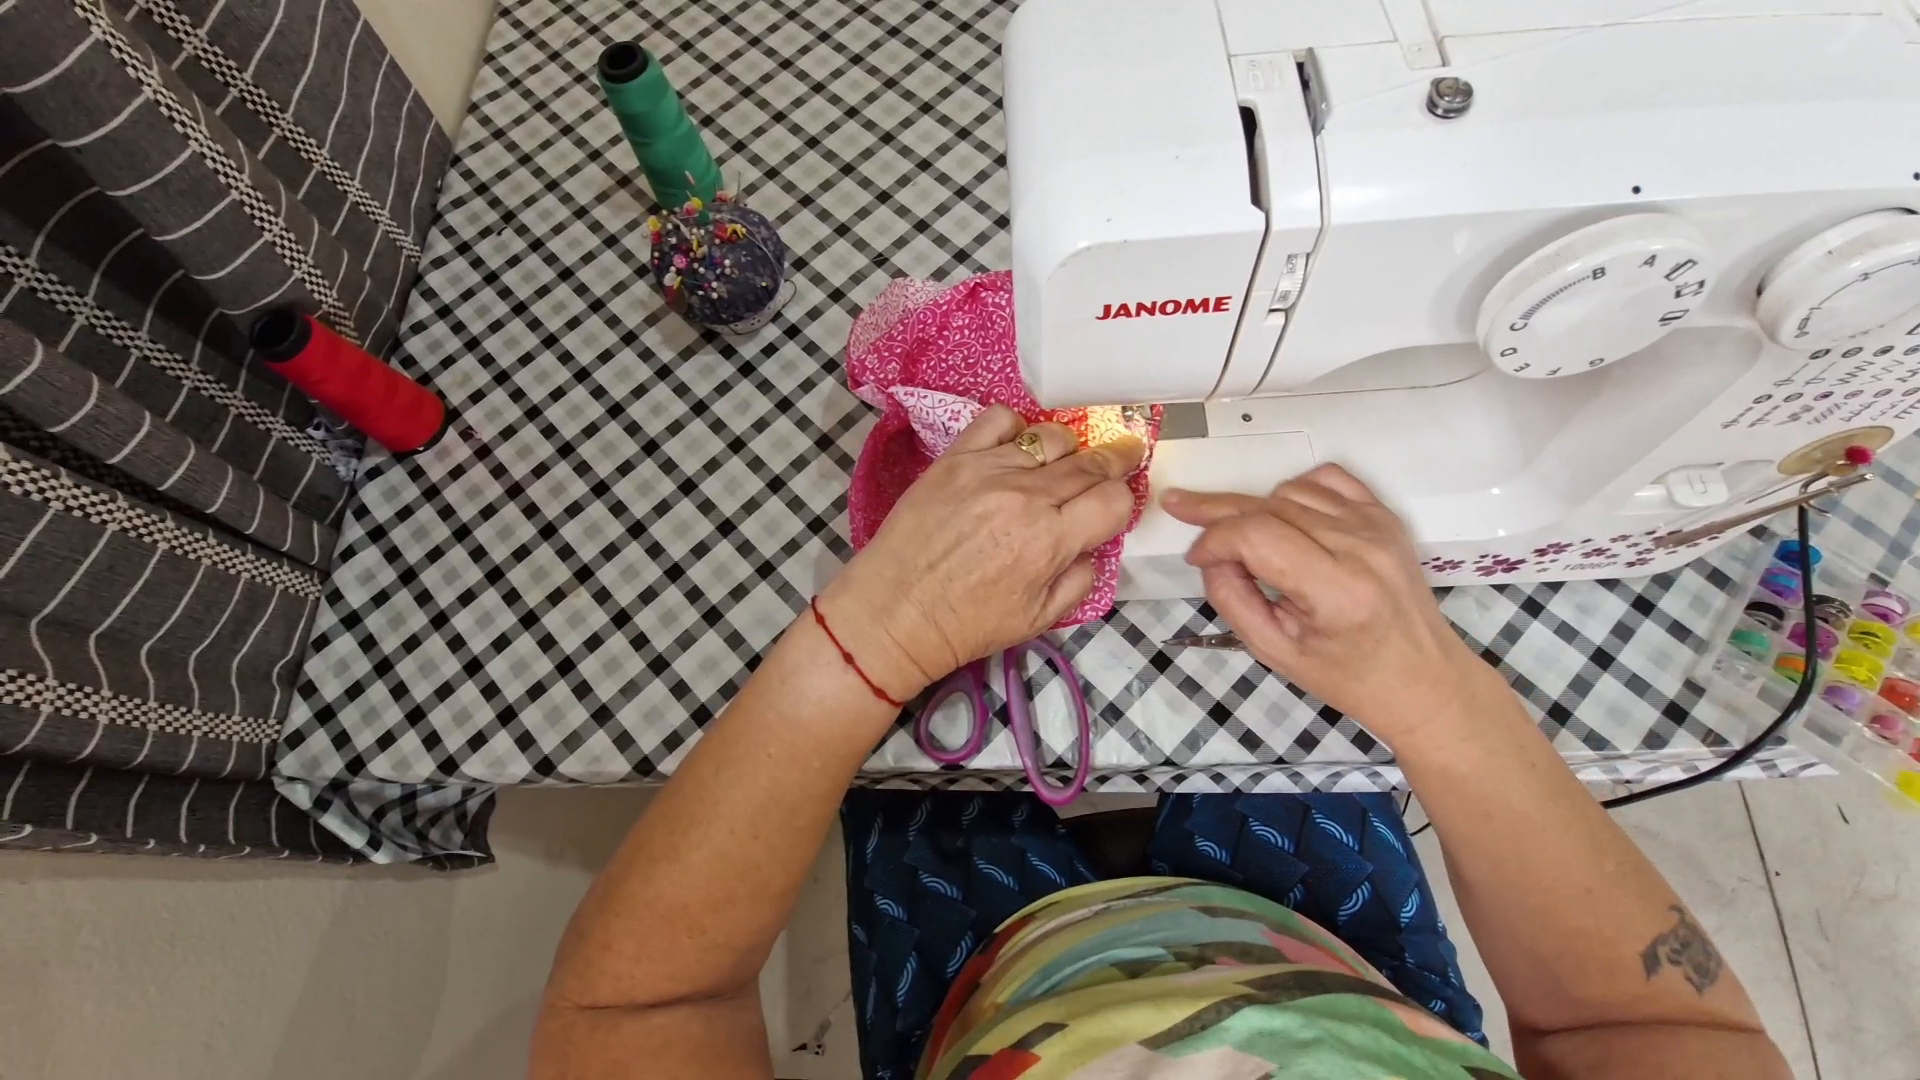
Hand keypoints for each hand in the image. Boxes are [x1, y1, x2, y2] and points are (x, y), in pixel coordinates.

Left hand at [820, 406, 1144, 699]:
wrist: (895, 612)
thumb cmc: (966, 624)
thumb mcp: (1039, 619)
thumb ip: (1080, 579)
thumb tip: (1093, 544)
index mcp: (1050, 541)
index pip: (1114, 498)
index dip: (1125, 498)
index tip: (1120, 499)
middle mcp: (1025, 497)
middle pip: (1089, 462)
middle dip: (1114, 460)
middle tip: (1123, 454)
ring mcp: (987, 471)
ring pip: (1050, 437)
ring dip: (1068, 448)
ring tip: (1063, 461)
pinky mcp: (954, 458)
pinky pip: (998, 420)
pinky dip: (1017, 428)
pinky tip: (1016, 447)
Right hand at [1162, 465, 1487, 739]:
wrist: (1422, 678)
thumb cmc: (1346, 676)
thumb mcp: (1274, 652)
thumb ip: (1232, 599)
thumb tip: (1211, 557)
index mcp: (1333, 590)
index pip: (1255, 536)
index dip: (1213, 540)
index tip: (1195, 558)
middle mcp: (1359, 547)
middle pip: (1268, 506)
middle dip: (1217, 510)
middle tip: (1179, 506)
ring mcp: (1375, 526)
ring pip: (1290, 490)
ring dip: (1255, 508)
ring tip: (1240, 536)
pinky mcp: (1384, 516)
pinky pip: (1327, 478)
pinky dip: (1294, 488)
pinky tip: (1281, 513)